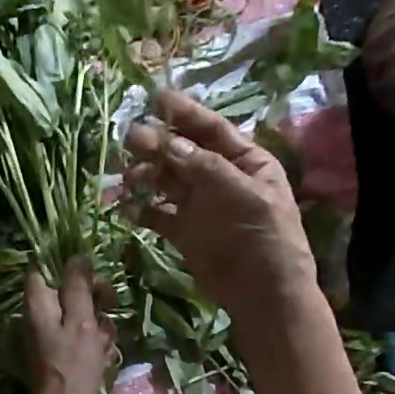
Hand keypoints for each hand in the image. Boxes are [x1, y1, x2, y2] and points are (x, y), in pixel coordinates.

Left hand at [23, 257, 113, 393]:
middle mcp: (36, 314)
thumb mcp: (82, 323)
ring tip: (106, 343)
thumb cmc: (74, 368)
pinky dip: (92, 340)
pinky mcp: (56, 350)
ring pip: (77, 312)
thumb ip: (79, 288)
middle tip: (110, 306)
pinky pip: (78, 333)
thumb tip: (78, 256)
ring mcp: (45, 333)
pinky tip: (103, 355)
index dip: (67, 263)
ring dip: (97, 322)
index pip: (43, 266)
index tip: (92, 271)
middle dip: (92, 296)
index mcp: (37, 303)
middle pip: (65, 289)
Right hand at [123, 89, 317, 318]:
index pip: (212, 131)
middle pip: (182, 152)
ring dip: (145, 174)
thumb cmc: (267, 240)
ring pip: (166, 180)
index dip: (185, 114)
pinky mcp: (184, 231)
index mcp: (245, 163)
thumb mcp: (248, 197)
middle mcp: (219, 178)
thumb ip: (209, 169)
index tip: (156, 98)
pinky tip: (126, 208)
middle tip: (131, 139)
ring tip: (128, 177)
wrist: (265, 295)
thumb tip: (170, 144)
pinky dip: (141, 209)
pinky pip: (157, 214)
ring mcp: (200, 205)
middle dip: (157, 143)